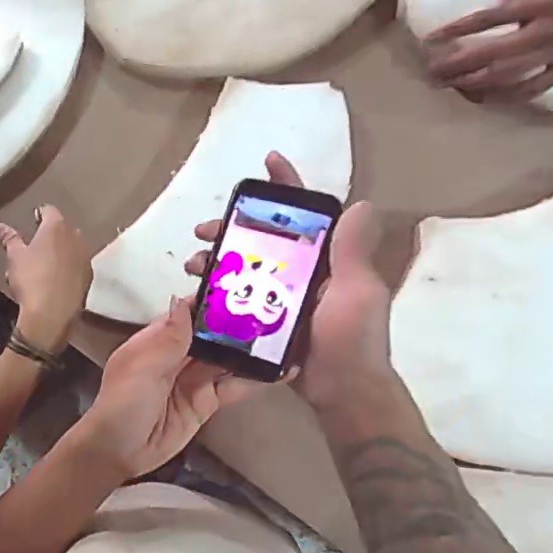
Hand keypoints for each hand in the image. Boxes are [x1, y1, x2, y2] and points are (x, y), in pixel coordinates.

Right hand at [0, 205, 90, 352]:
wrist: (52, 313)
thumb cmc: (30, 279)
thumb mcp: (15, 257)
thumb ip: (9, 238)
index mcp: (56, 227)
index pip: (49, 210)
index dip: (40, 213)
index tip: (33, 219)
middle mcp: (75, 237)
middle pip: (63, 228)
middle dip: (52, 232)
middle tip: (37, 242)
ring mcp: (85, 256)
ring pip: (73, 245)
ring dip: (62, 249)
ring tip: (47, 260)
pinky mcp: (89, 276)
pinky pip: (78, 263)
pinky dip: (69, 265)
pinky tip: (58, 277)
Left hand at [70, 297, 263, 476]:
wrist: (120, 451)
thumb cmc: (124, 404)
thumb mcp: (142, 368)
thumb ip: (166, 338)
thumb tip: (182, 301)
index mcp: (153, 342)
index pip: (185, 316)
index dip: (210, 304)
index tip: (243, 287)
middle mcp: (174, 357)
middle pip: (209, 336)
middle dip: (237, 324)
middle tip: (278, 309)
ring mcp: (191, 380)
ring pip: (225, 359)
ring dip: (250, 350)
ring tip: (288, 335)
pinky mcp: (205, 403)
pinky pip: (232, 387)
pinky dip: (254, 379)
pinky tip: (281, 370)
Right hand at [183, 153, 396, 411]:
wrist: (340, 390)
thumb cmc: (351, 339)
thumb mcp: (358, 291)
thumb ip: (352, 252)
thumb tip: (360, 203)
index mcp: (326, 260)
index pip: (307, 215)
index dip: (287, 186)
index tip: (267, 163)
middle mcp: (302, 272)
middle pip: (262, 237)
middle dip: (230, 227)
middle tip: (204, 230)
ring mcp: (280, 295)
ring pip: (241, 265)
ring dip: (215, 257)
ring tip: (193, 264)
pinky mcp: (262, 318)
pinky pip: (233, 294)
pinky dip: (213, 287)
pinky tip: (196, 289)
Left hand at [420, 0, 552, 101]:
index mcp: (547, 0)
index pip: (485, 19)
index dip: (453, 30)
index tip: (428, 41)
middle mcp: (548, 28)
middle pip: (485, 54)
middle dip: (453, 66)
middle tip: (428, 74)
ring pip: (505, 75)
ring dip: (472, 84)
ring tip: (449, 88)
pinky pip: (536, 86)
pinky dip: (510, 95)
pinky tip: (490, 100)